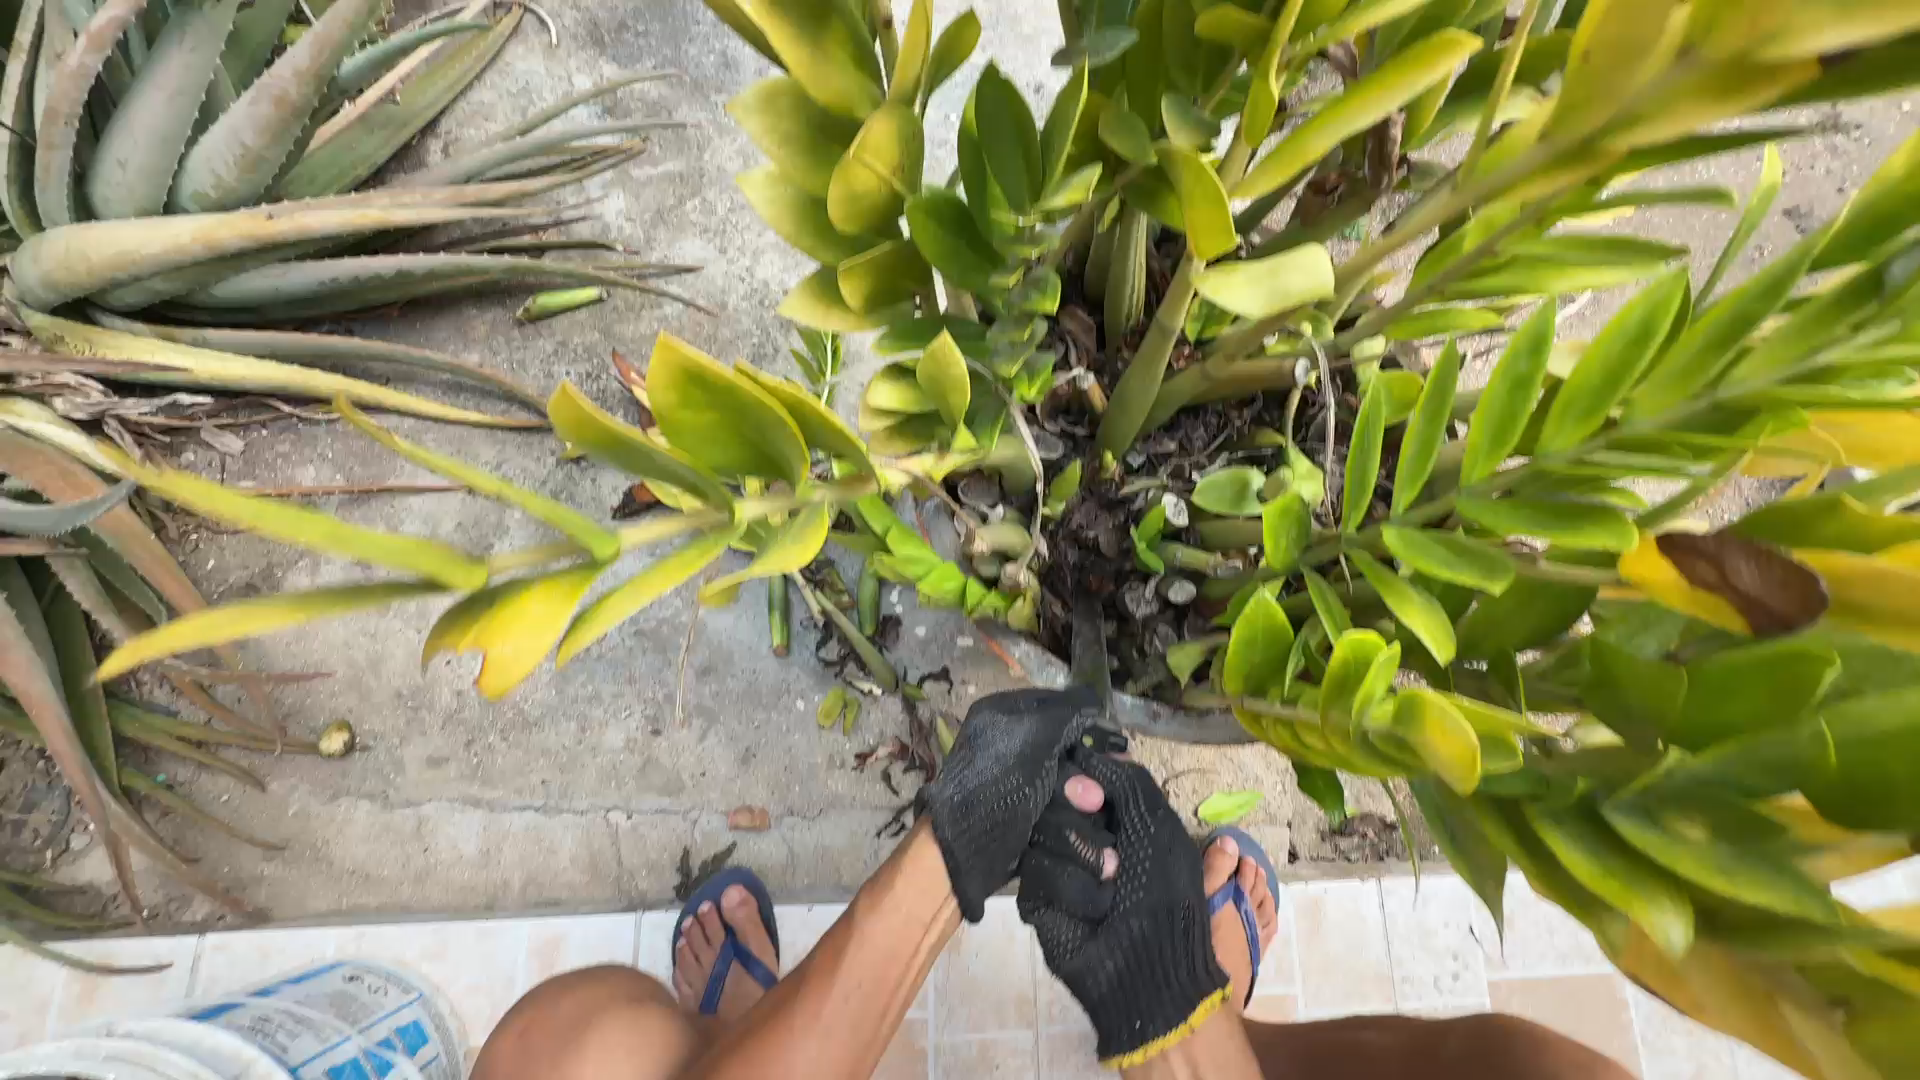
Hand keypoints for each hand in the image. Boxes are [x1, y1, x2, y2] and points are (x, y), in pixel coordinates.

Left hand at [924, 686, 1101, 921]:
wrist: (966, 847)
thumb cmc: (997, 780)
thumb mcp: (1032, 736)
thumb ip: (1066, 714)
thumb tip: (1092, 701)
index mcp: (1004, 716)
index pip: (1055, 707)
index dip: (1086, 720)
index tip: (1115, 738)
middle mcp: (1010, 745)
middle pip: (1064, 748)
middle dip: (1087, 766)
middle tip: (1110, 777)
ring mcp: (1017, 783)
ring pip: (1064, 782)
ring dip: (1082, 795)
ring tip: (1094, 804)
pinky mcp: (1024, 817)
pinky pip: (1059, 813)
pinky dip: (1075, 823)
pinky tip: (1094, 830)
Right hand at [1018, 751, 1229, 1066]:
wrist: (1151, 964)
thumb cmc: (1165, 892)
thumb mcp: (1158, 827)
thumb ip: (1126, 780)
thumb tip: (1087, 753)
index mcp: (1112, 815)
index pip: (1077, 773)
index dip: (1082, 772)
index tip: (1097, 788)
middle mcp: (1080, 833)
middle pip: (1052, 794)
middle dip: (1079, 807)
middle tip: (1099, 816)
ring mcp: (1056, 863)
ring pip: (1042, 827)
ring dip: (1083, 851)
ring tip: (1111, 878)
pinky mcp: (1036, 895)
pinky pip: (1036, 868)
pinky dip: (1072, 885)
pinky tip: (1093, 907)